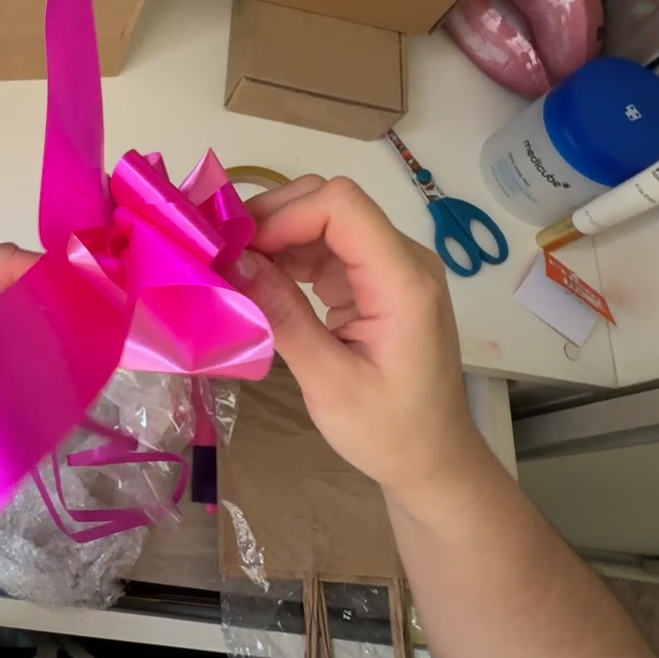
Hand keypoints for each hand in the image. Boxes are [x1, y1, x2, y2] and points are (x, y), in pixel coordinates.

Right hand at [233, 176, 481, 491]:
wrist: (431, 456)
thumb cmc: (388, 431)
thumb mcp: (329, 384)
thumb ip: (284, 319)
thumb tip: (235, 264)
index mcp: (403, 283)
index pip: (342, 206)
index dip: (285, 216)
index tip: (240, 253)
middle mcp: (401, 260)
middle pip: (330, 201)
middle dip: (272, 220)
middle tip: (227, 259)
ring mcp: (387, 266)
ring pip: (321, 218)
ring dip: (274, 237)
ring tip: (235, 272)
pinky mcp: (370, 278)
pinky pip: (322, 246)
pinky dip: (285, 256)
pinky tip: (260, 284)